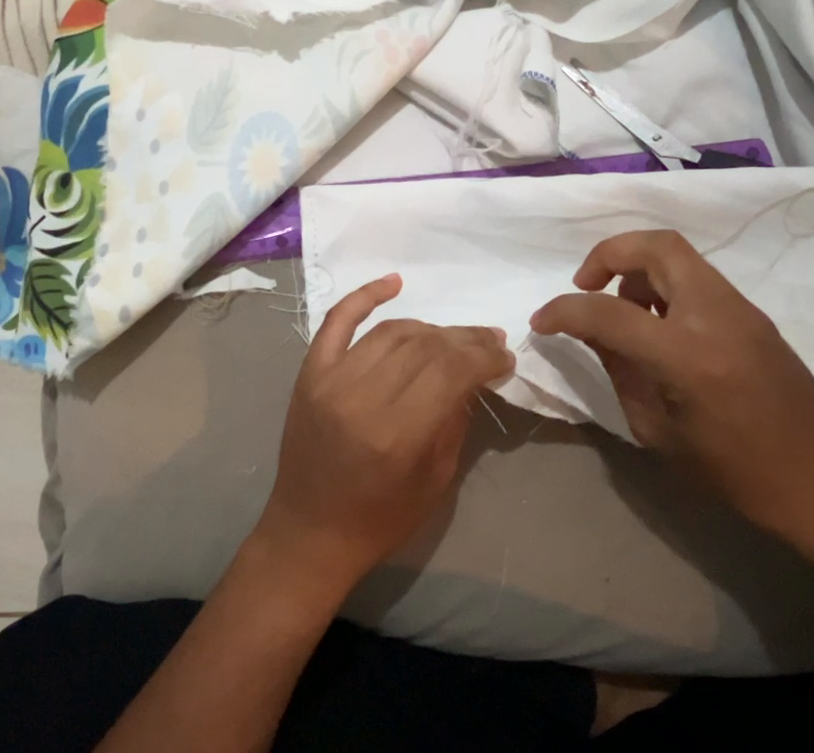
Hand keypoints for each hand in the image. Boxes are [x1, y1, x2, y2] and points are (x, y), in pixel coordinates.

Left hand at [252, 274, 514, 588]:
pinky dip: (365, 296)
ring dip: (430, 328)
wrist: (309, 531)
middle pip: (425, 345)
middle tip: (490, 343)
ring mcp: (329, 380)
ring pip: (391, 331)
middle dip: (466, 340)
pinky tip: (394, 283)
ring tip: (455, 338)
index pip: (452, 370)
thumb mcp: (435, 480)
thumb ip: (456, 420)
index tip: (505, 358)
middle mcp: (361, 397)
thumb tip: (475, 374)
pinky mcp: (309, 374)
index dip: (485, 357)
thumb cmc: (379, 519)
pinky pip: (337, 321)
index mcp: (397, 432)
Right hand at [530, 230, 813, 545]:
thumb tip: (588, 330)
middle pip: (657, 246)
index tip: (541, 323)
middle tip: (586, 286)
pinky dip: (665, 287)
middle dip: (609, 255)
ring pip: (679, 258)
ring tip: (622, 315)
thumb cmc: (732, 473)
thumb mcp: (655, 430)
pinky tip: (656, 330)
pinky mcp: (755, 317)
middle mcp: (717, 316)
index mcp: (687, 355)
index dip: (564, 310)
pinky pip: (698, 281)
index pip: (608, 311)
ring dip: (638, 272)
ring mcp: (742, 311)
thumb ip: (618, 369)